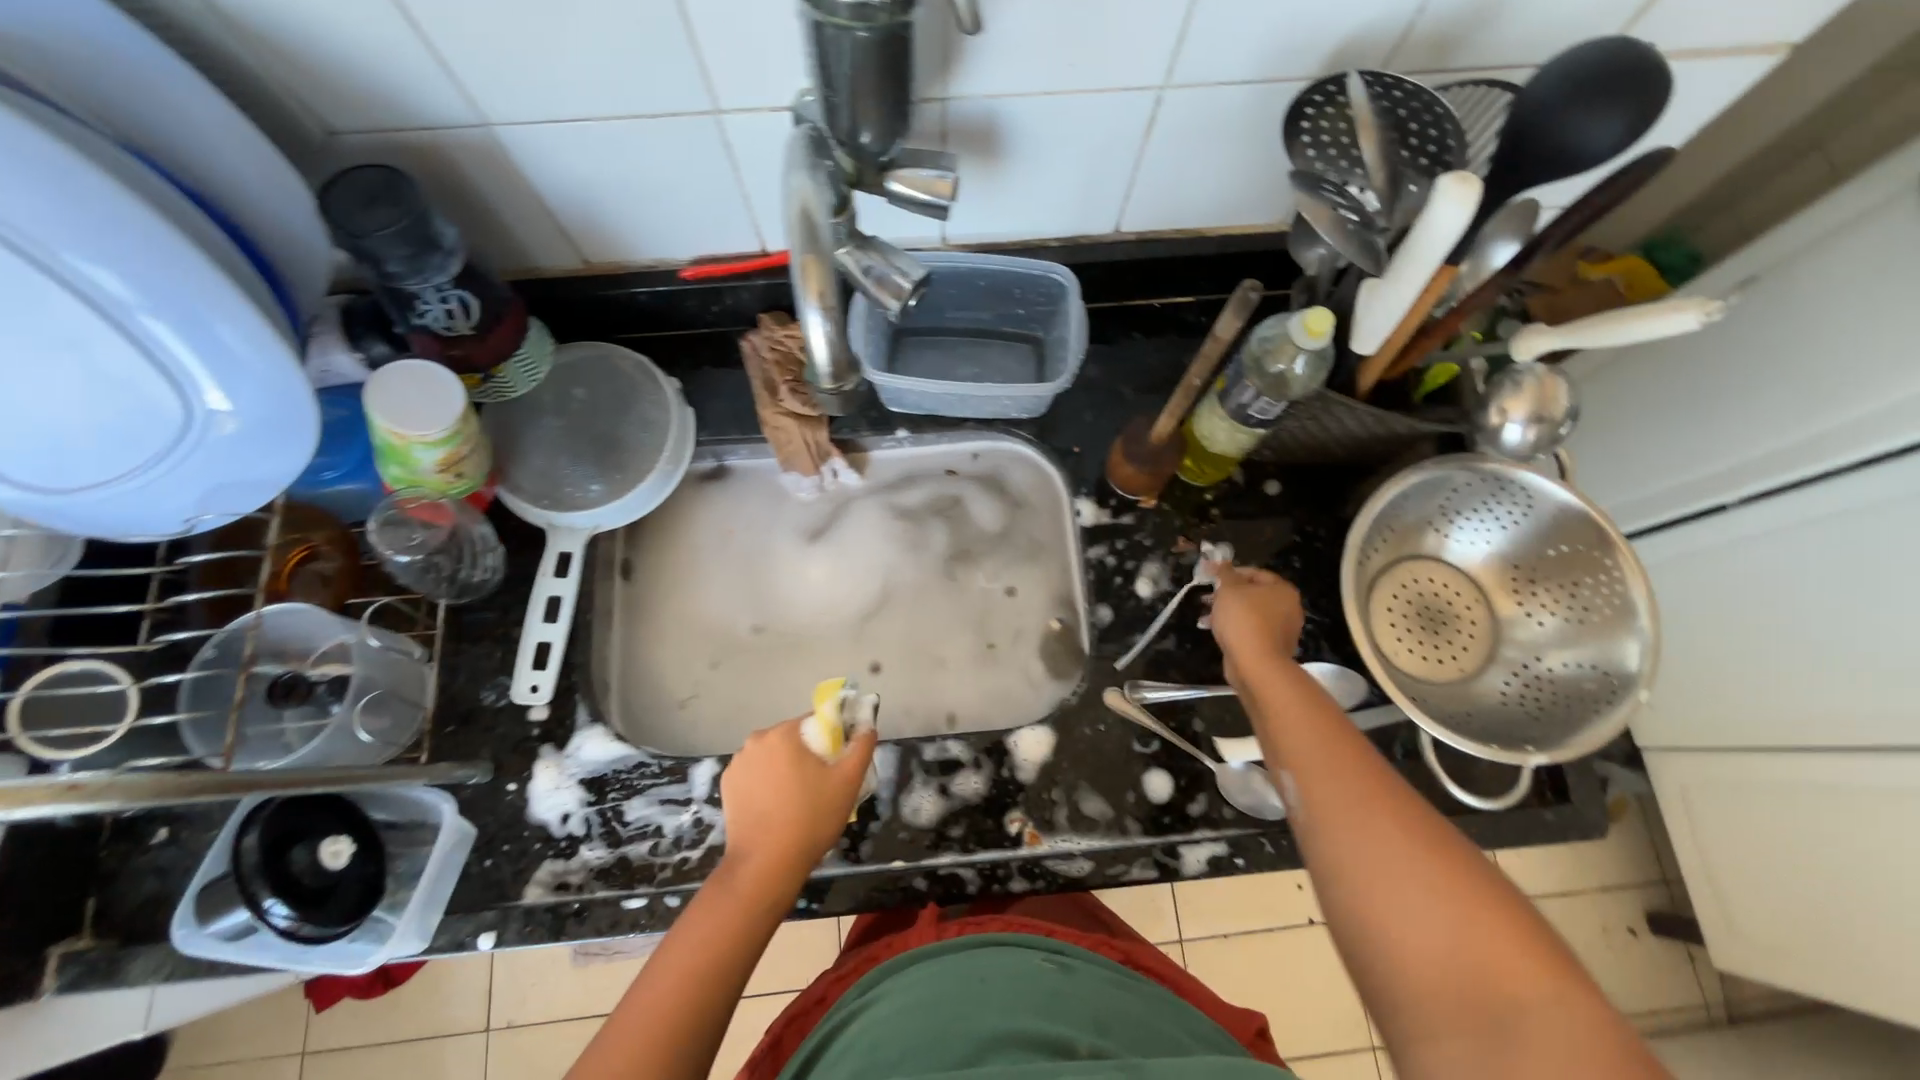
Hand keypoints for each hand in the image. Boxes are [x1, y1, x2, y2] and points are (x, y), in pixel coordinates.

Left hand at [719, 717, 875, 884]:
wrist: (766, 864)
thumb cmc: (811, 818)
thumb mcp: (848, 782)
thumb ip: (861, 747)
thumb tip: (867, 727)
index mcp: (784, 733)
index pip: (814, 721)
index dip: (830, 739)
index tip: (836, 764)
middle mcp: (755, 741)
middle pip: (791, 738)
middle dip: (807, 755)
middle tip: (821, 786)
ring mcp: (737, 764)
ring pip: (771, 757)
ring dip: (784, 768)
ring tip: (797, 801)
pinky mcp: (726, 785)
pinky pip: (754, 775)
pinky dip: (765, 783)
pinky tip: (774, 807)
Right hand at [1206, 562, 1303, 685]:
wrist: (1256, 665)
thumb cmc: (1243, 620)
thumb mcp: (1229, 590)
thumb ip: (1224, 573)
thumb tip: (1219, 560)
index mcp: (1283, 590)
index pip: (1255, 573)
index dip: (1230, 572)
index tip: (1210, 577)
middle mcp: (1288, 608)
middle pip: (1253, 594)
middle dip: (1227, 595)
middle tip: (1207, 598)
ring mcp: (1282, 630)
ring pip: (1250, 614)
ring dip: (1228, 613)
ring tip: (1206, 617)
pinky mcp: (1272, 648)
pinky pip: (1251, 632)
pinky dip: (1235, 629)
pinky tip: (1215, 631)